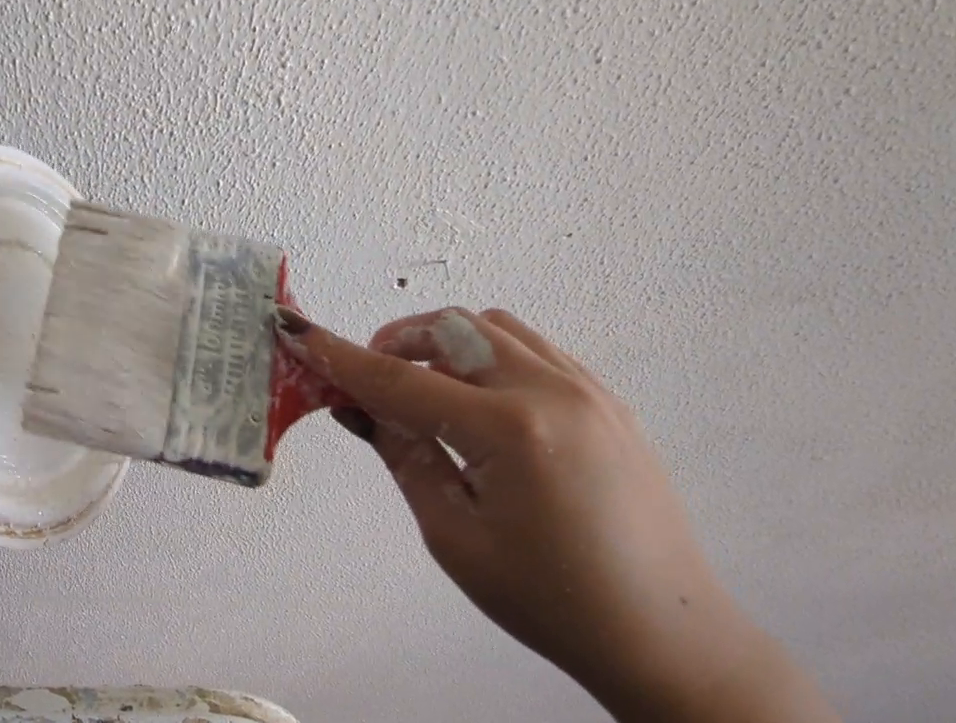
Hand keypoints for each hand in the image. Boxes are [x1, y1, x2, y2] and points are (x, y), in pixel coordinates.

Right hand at [277, 307, 835, 722]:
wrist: (668, 638)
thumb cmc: (550, 600)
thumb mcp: (454, 535)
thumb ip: (403, 455)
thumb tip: (356, 406)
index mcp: (509, 432)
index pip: (400, 381)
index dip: (340, 357)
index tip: (297, 332)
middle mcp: (551, 393)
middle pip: (449, 330)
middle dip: (396, 342)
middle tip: (369, 380)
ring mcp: (587, 391)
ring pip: (492, 326)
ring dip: (443, 342)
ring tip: (423, 388)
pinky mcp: (606, 400)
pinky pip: (531, 347)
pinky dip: (486, 353)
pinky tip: (475, 398)